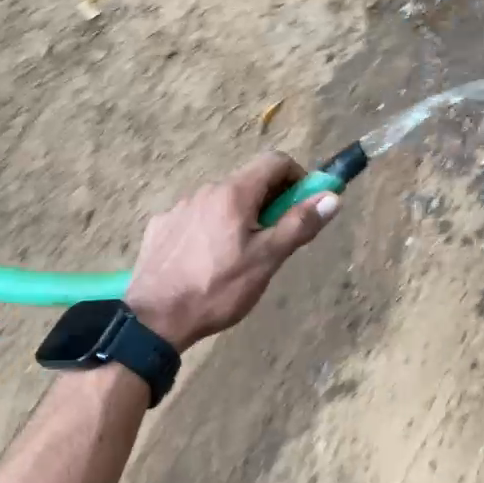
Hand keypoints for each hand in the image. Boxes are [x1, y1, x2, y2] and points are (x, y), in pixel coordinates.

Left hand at [122, 153, 338, 350]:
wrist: (152, 320)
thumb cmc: (217, 289)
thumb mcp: (267, 260)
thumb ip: (299, 225)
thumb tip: (332, 197)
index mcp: (234, 193)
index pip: (275, 162)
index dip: (297, 177)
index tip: (303, 205)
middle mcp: (205, 190)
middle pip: (248, 182)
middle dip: (269, 202)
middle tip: (275, 240)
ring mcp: (179, 207)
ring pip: (221, 201)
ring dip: (239, 216)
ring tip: (238, 257)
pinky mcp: (161, 226)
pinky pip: (196, 217)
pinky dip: (211, 228)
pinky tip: (206, 262)